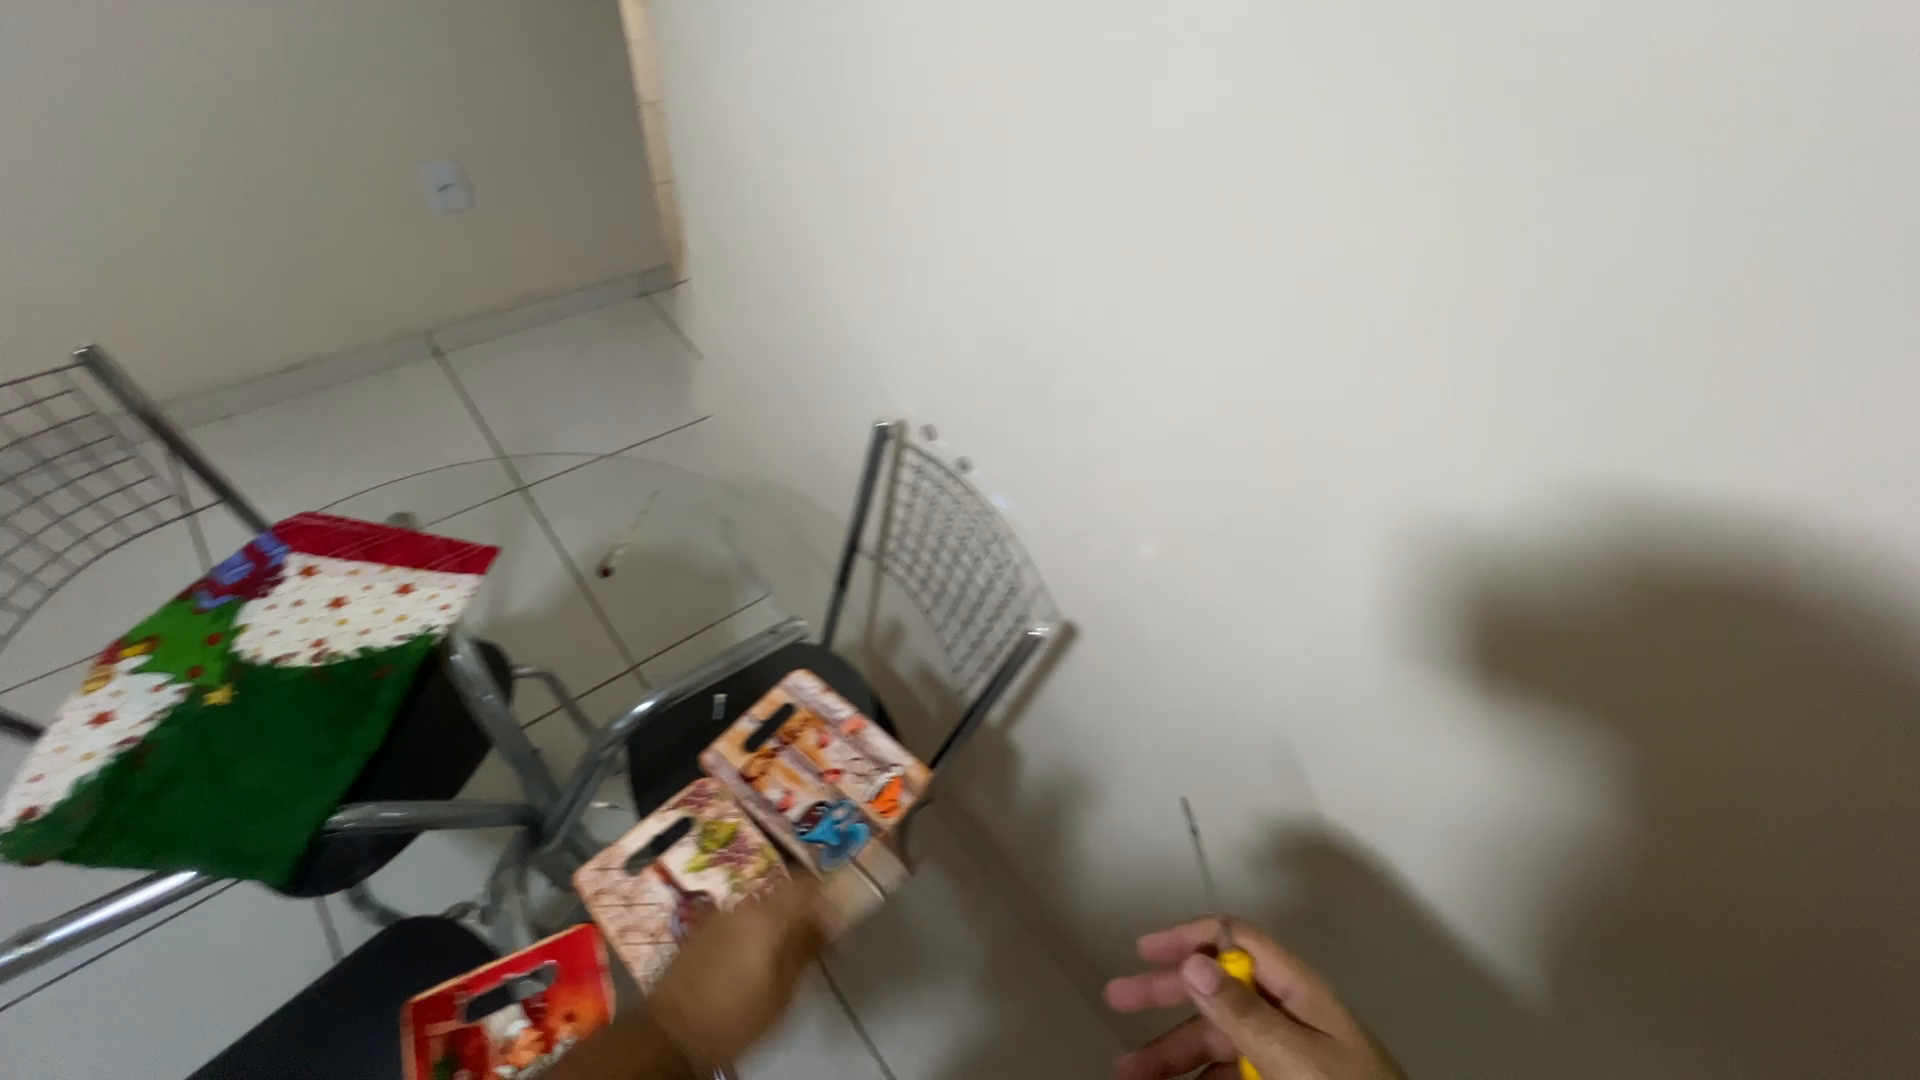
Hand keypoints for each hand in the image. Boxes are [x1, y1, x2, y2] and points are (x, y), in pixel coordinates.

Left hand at [647, 877, 828, 1068]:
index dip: (828, 885)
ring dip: (778, 916)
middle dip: (803, 904)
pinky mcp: (702, 929)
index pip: (807, 883)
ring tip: (786, 944)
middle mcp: (745, 905)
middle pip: (784, 891)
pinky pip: (740, 917)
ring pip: (761, 904)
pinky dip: (754, 927)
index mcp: (769, 916)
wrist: (670, 1033)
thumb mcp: (782, 989)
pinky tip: (755, 953)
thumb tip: (833, 917)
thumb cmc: (736, 1015)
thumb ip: (808, 946)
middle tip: (817, 927)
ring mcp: (720, 915)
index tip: (842, 898)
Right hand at [1104, 915, 1406, 1079]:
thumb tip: (1193, 961)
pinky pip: (1226, 1075)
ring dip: (1169, 1052)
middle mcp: (1283, 1014)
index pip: (1234, 939)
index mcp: (1294, 991)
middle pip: (1213, 989)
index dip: (1188, 936)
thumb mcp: (1297, 1058)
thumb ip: (1244, 1012)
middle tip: (1117, 1000)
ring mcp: (1281, 1053)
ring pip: (1212, 1039)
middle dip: (1163, 994)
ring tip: (1130, 1073)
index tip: (1144, 949)